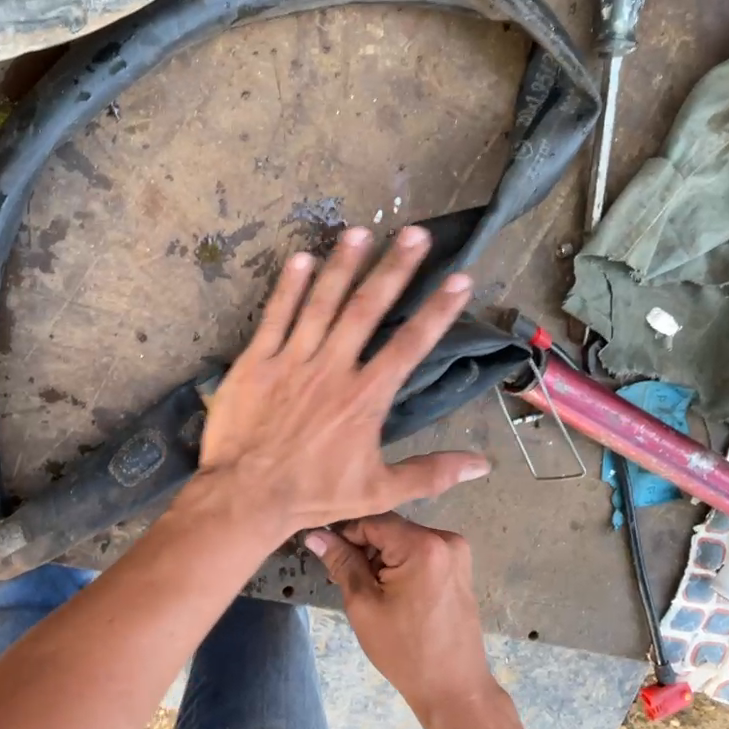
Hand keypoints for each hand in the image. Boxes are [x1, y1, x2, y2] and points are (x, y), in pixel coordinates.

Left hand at [192, 224, 489, 533]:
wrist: (246, 497)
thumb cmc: (313, 494)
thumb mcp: (379, 491)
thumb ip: (431, 473)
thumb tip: (482, 465)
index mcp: (366, 395)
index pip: (411, 344)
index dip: (438, 309)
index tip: (460, 277)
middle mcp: (333, 367)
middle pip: (368, 308)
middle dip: (395, 267)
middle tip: (414, 232)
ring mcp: (292, 359)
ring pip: (322, 302)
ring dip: (343, 265)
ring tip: (361, 231)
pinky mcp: (256, 360)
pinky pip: (275, 315)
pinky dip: (288, 286)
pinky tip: (301, 258)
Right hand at [306, 513, 495, 713]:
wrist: (453, 688)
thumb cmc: (404, 650)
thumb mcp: (363, 605)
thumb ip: (341, 562)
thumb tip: (314, 535)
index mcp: (423, 545)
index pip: (373, 519)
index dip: (345, 534)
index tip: (328, 556)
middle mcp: (446, 539)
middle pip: (390, 528)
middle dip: (364, 547)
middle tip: (345, 578)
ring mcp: (457, 552)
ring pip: (404, 539)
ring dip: (382, 556)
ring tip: (369, 590)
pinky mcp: (460, 566)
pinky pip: (420, 552)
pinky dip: (401, 563)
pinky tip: (392, 592)